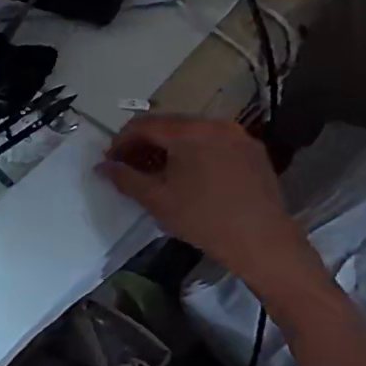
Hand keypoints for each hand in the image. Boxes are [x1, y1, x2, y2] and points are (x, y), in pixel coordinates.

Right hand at [97, 115, 322, 291]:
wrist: (262, 241)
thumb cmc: (202, 218)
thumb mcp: (155, 199)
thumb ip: (124, 177)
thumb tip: (102, 166)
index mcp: (188, 132)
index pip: (143, 126)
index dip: (120, 141)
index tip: (110, 161)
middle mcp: (215, 125)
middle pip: (168, 124)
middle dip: (144, 142)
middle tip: (129, 166)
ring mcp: (238, 136)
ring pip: (191, 132)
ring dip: (168, 147)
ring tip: (156, 171)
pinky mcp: (252, 151)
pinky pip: (213, 142)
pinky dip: (193, 152)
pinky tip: (187, 175)